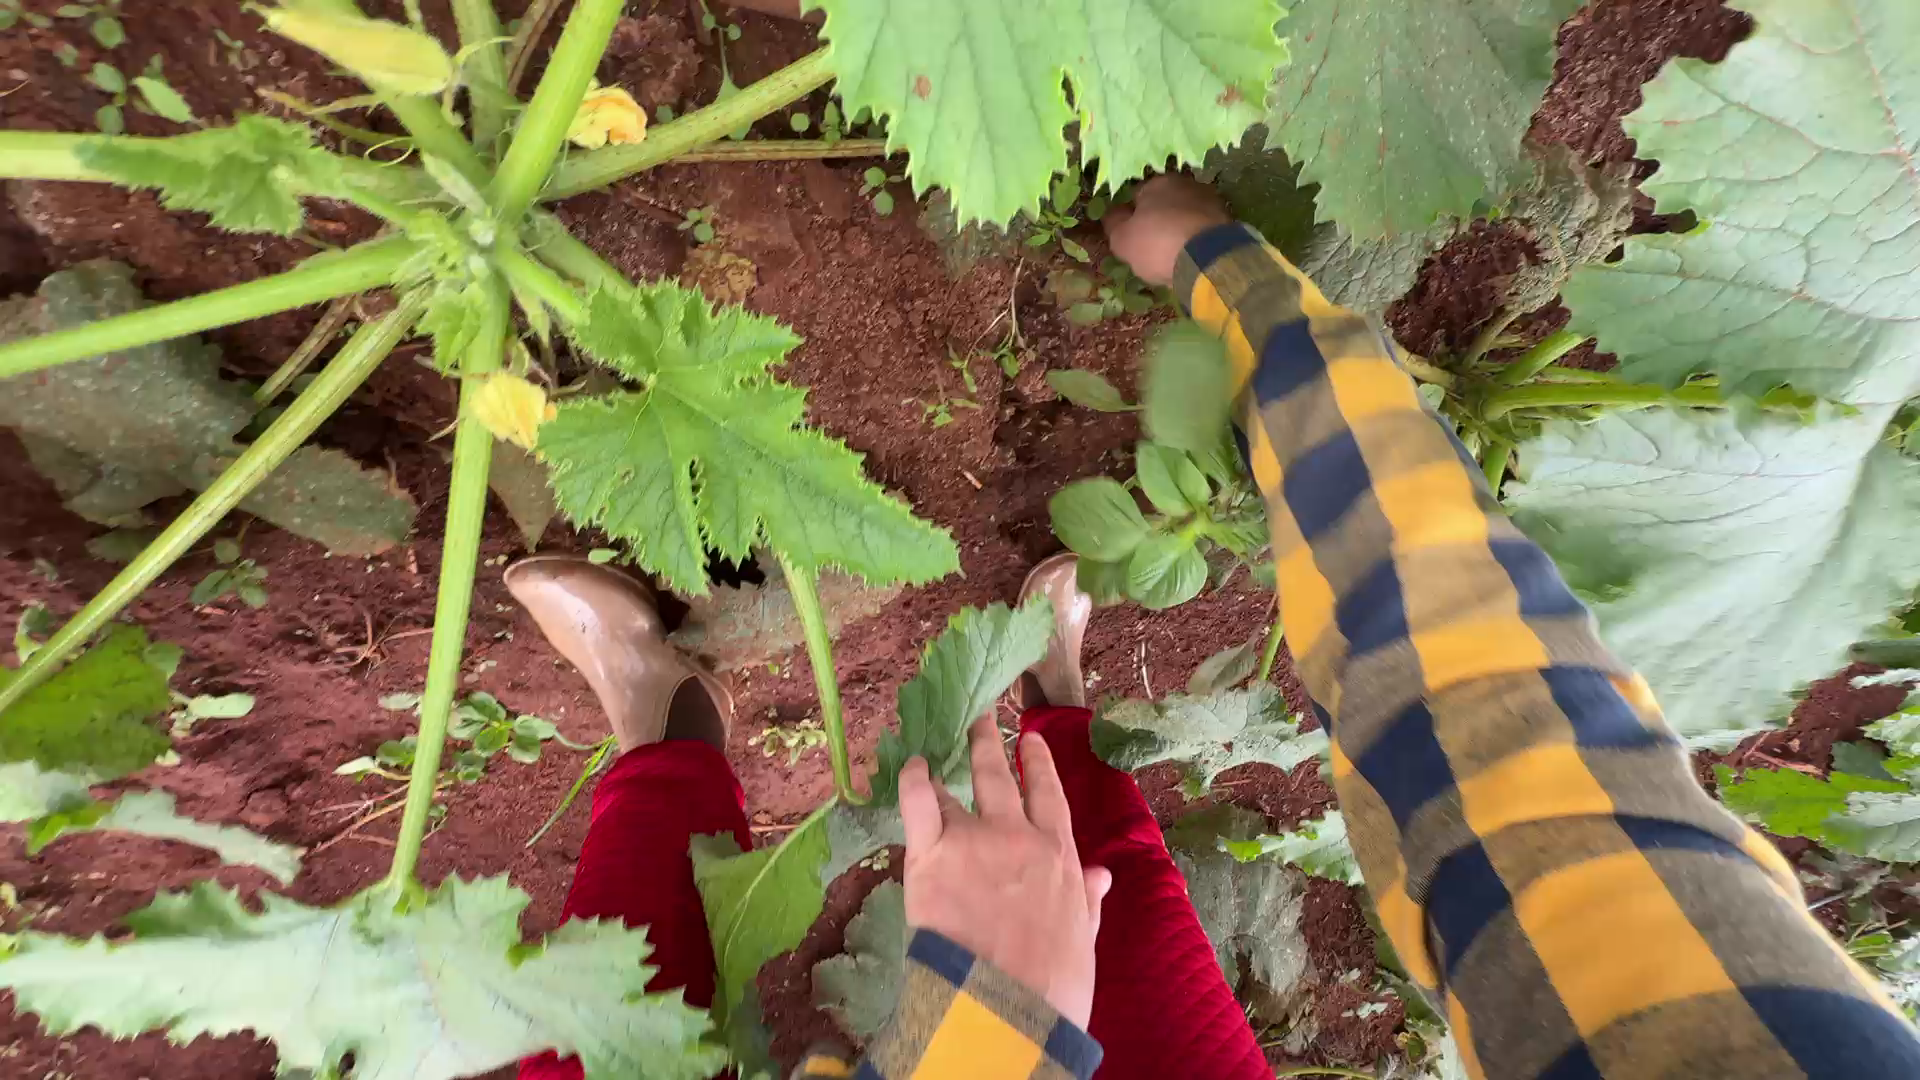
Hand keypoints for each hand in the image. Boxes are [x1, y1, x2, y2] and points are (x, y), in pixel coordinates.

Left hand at [899, 717, 1111, 1027]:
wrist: (1006, 1013)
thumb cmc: (1050, 987)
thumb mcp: (1083, 941)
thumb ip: (1088, 901)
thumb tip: (1103, 875)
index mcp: (1059, 855)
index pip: (1050, 795)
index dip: (1039, 763)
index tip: (1030, 741)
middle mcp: (1019, 835)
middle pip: (1003, 774)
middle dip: (991, 741)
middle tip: (982, 718)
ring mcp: (975, 839)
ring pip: (963, 783)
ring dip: (952, 759)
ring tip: (940, 740)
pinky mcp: (933, 853)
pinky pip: (919, 801)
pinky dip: (914, 779)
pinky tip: (912, 765)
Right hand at [1102, 175, 1232, 286]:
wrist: (1206, 257)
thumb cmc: (1156, 244)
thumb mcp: (1122, 239)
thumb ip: (1113, 224)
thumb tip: (1112, 214)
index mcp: (1156, 183)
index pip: (1136, 196)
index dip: (1130, 216)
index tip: (1130, 235)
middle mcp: (1184, 183)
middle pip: (1163, 202)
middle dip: (1157, 219)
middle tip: (1150, 245)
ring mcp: (1208, 198)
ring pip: (1184, 213)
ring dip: (1177, 227)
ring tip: (1172, 251)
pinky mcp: (1225, 217)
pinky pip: (1200, 227)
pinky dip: (1193, 237)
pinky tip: (1189, 254)